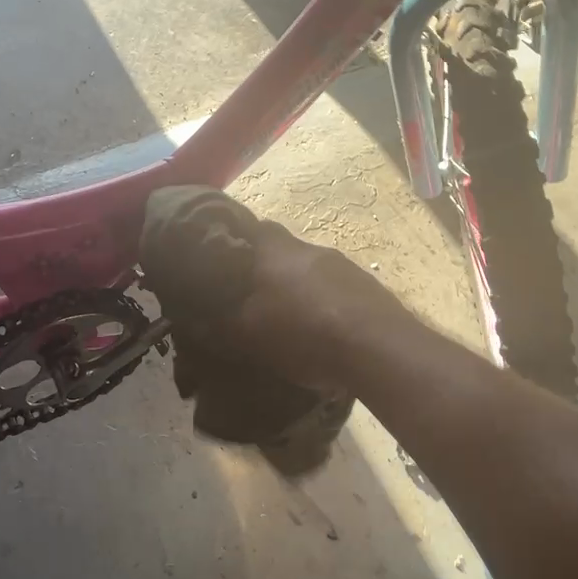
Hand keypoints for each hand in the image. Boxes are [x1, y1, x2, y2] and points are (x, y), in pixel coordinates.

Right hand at [211, 223, 410, 392]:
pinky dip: (327, 305)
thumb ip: (221, 323)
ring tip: (290, 318)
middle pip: (284, 250)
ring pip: (313, 271)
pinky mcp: (371, 291)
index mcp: (277, 251)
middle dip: (269, 269)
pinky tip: (324, 333)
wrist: (381, 351)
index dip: (237, 239)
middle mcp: (311, 249)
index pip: (253, 227)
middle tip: (253, 295)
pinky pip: (338, 291)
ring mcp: (346, 268)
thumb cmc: (303, 333)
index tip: (224, 258)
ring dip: (300, 288)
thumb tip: (197, 318)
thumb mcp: (249, 334)